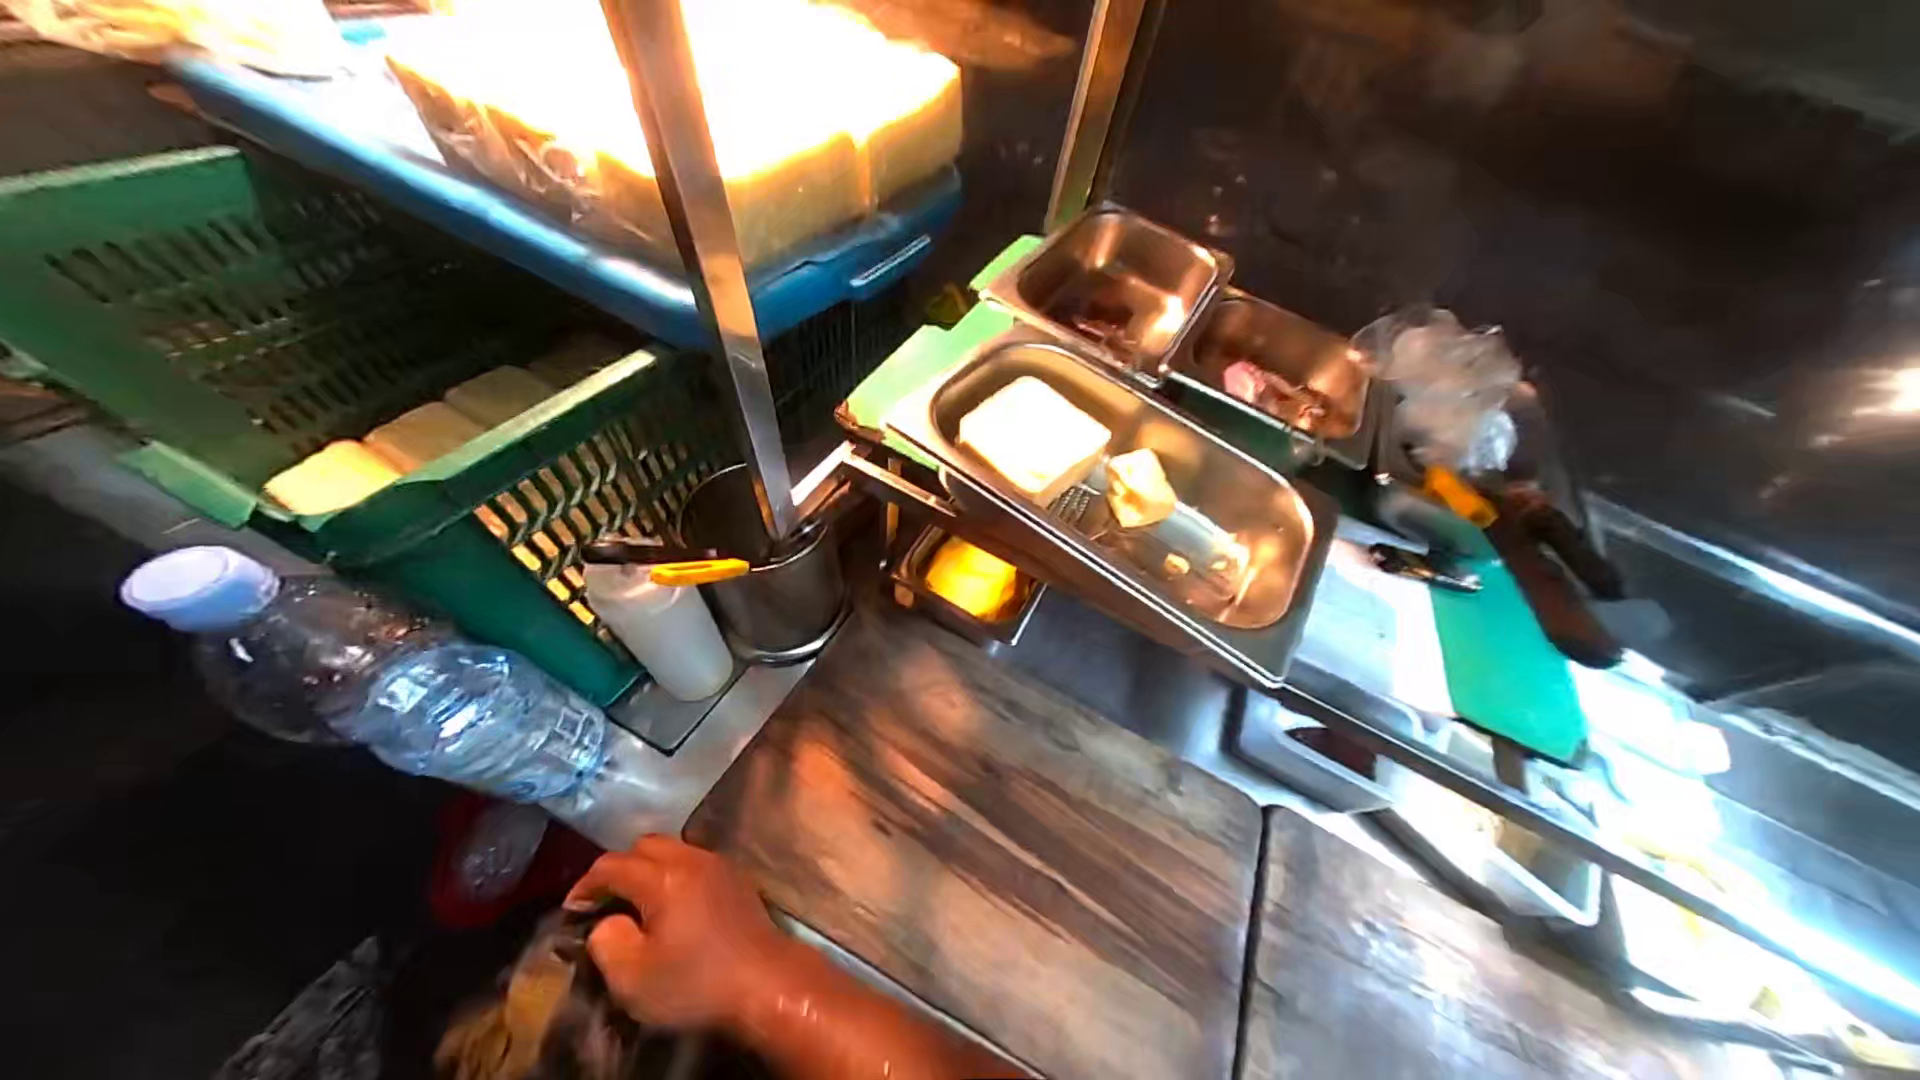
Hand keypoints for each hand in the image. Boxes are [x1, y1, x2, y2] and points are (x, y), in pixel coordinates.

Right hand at [564, 835, 796, 1030]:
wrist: (765, 980)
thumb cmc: (696, 981)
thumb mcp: (633, 976)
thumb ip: (608, 941)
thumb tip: (607, 920)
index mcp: (664, 877)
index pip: (612, 864)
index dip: (585, 884)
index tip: (572, 910)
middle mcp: (693, 858)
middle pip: (646, 845)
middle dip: (619, 868)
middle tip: (604, 903)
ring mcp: (719, 864)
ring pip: (674, 849)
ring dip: (650, 868)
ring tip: (637, 904)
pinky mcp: (736, 876)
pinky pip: (696, 861)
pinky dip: (675, 873)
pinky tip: (673, 905)